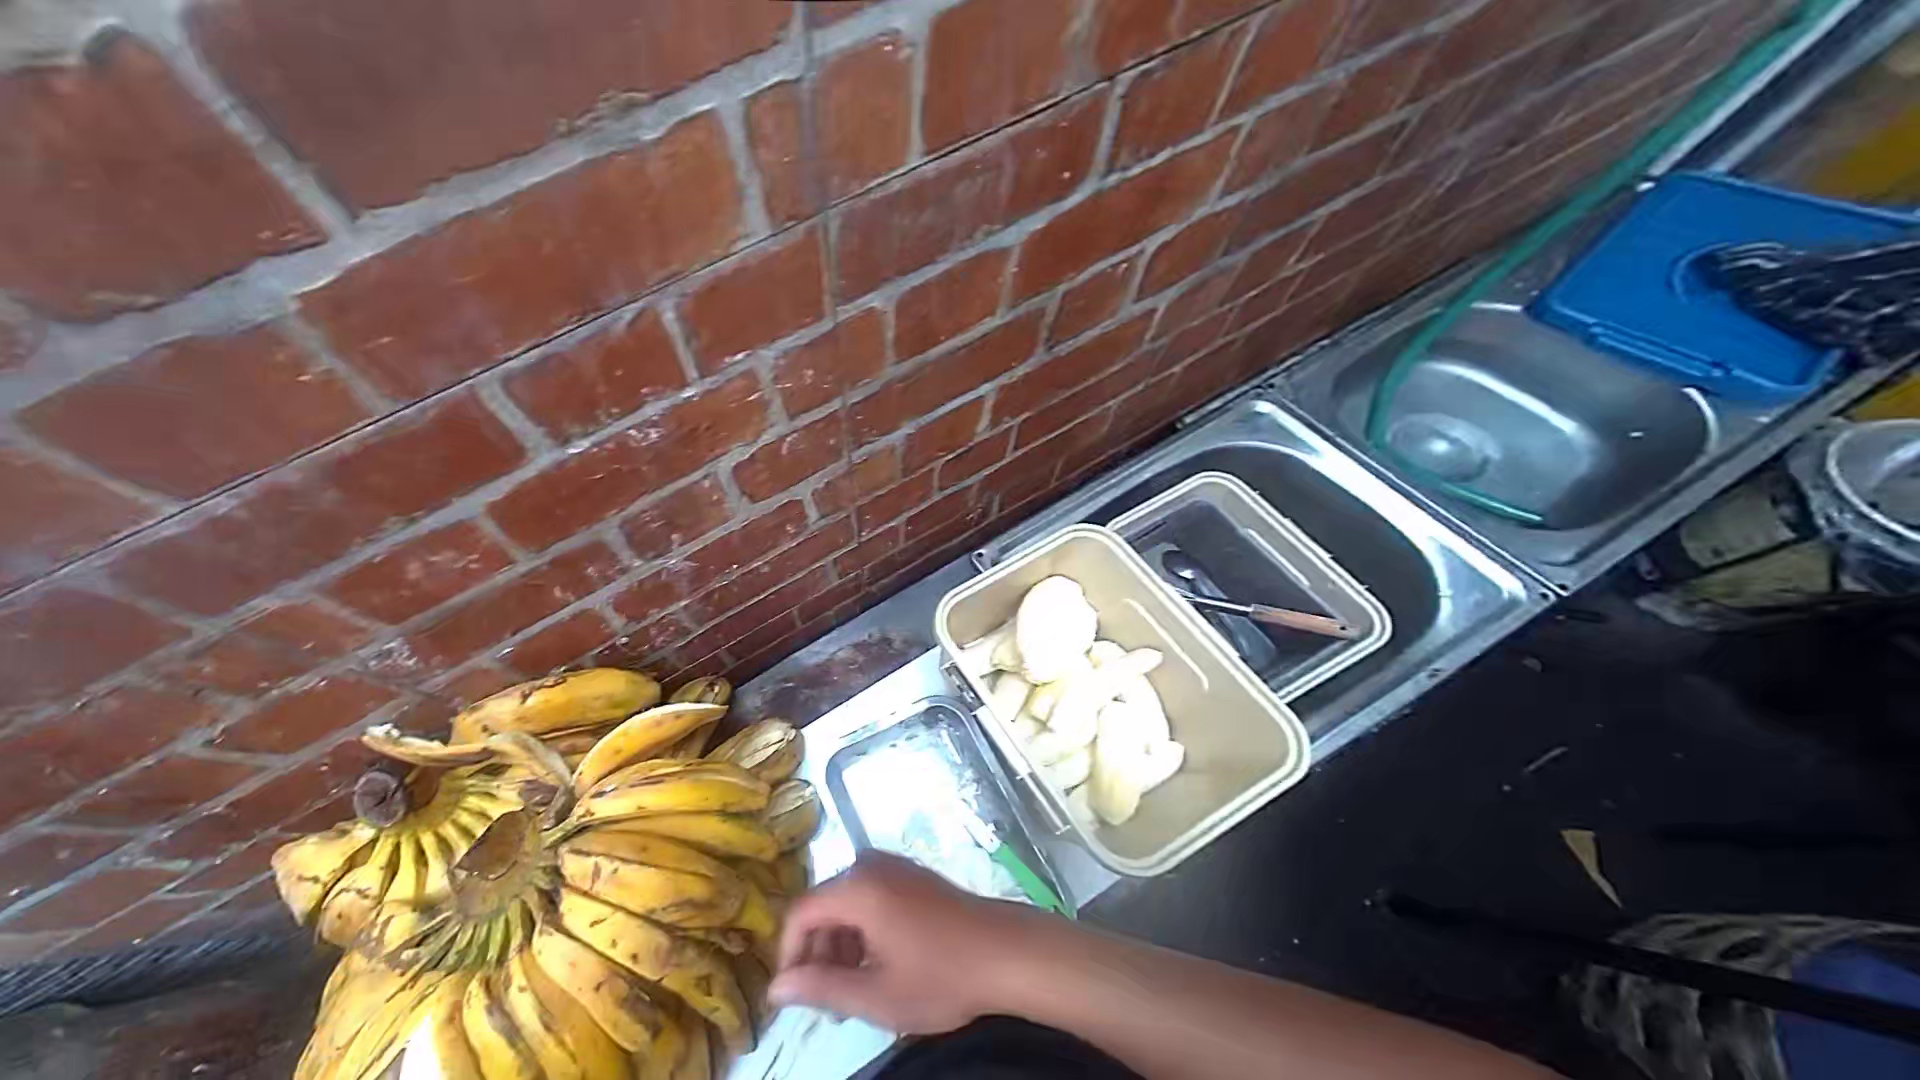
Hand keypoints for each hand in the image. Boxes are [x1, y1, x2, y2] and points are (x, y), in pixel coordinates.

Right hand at [769, 852, 1042, 1033]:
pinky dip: (863, 929)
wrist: (1004, 951)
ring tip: (857, 989)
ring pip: (846, 902)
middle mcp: (871, 866)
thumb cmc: (941, 975)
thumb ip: (821, 987)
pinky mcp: (912, 875)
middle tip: (830, 1001)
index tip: (795, 996)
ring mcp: (895, 866)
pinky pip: (870, 896)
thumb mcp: (876, 994)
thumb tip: (776, 988)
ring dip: (841, 944)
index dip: (788, 955)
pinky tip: (880, 963)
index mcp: (858, 888)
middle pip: (823, 905)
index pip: (800, 912)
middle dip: (819, 952)